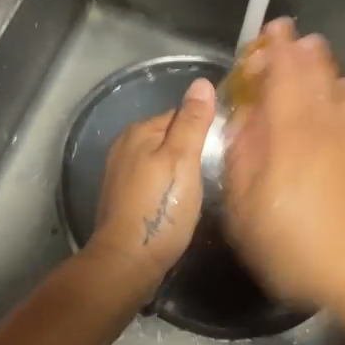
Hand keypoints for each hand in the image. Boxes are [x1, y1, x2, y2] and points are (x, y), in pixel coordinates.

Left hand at [85, 77, 216, 295]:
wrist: (127, 261)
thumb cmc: (160, 209)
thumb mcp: (183, 161)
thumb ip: (193, 122)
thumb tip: (202, 82)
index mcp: (140, 131)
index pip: (181, 114)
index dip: (204, 128)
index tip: (223, 145)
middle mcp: (126, 146)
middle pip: (169, 136)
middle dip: (191, 148)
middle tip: (216, 169)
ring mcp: (121, 173)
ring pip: (161, 160)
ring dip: (179, 169)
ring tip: (202, 187)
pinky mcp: (123, 198)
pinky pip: (152, 180)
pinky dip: (166, 186)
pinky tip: (179, 202)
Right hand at [223, 20, 344, 309]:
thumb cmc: (293, 247)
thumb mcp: (246, 210)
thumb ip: (242, 158)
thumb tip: (242, 121)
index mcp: (287, 137)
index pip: (280, 81)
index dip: (273, 53)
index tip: (267, 32)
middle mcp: (319, 130)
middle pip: (310, 78)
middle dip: (297, 51)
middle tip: (286, 32)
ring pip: (335, 89)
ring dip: (323, 66)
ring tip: (314, 48)